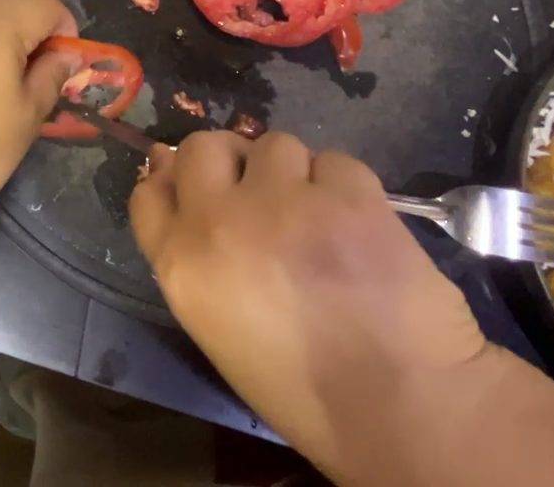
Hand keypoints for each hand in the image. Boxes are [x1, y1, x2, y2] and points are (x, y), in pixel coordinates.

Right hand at [129, 131, 489, 480]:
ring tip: (317, 210)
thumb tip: (198, 203)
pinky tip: (359, 222)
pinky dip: (344, 185)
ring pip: (274, 144)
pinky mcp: (347, 197)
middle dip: (227, 158)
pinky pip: (334, 161)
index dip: (170, 178)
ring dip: (290, 171)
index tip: (193, 184)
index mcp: (181, 263)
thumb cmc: (302, 388)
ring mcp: (283, 203)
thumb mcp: (217, 326)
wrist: (403, 409)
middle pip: (201, 148)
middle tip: (257, 188)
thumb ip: (196, 259)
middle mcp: (219, 221)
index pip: (150, 192)